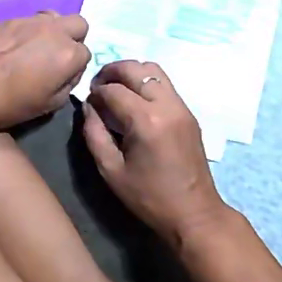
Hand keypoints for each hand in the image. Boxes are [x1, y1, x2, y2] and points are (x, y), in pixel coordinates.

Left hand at [0, 12, 91, 125]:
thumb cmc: (13, 102)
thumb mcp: (51, 104)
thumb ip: (68, 84)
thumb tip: (68, 71)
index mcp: (70, 54)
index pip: (85, 55)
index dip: (75, 68)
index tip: (61, 78)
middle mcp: (56, 31)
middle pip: (79, 25)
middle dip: (73, 38)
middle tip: (56, 56)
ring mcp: (33, 20)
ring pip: (55, 16)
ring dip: (53, 30)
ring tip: (37, 47)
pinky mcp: (11, 18)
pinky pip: (31, 19)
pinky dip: (31, 30)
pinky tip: (16, 46)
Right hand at [79, 61, 232, 243]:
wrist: (194, 213)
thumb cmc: (149, 197)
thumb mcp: (111, 171)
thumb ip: (94, 134)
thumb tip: (88, 107)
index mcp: (146, 120)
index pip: (114, 90)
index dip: (96, 92)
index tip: (88, 102)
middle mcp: (166, 105)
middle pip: (136, 69)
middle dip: (112, 71)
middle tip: (98, 85)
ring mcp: (181, 107)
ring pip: (154, 71)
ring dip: (132, 73)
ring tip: (116, 89)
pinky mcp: (189, 113)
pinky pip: (165, 84)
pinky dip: (146, 83)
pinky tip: (135, 101)